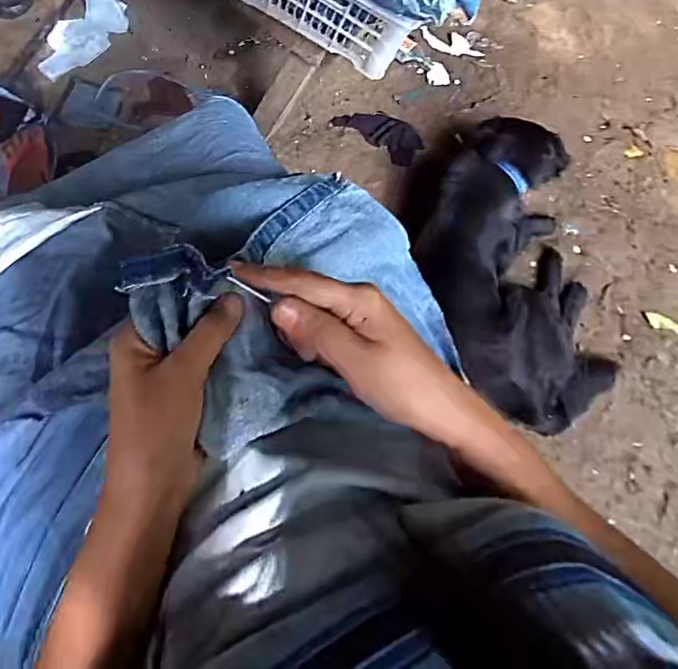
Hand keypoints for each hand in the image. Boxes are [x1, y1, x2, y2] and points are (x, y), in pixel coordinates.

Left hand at [104, 294, 240, 511]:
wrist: (154, 491)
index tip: (232, 278)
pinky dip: (224, 355)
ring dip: (223, 334)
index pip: (165, 297)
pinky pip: (206, 362)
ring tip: (256, 316)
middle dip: (215, 310)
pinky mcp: (184, 390)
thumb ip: (209, 331)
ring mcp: (165, 371)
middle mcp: (146, 349)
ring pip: (198, 340)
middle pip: (184, 317)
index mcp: (133, 339)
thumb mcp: (184, 372)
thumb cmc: (157, 426)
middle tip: (251, 297)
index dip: (196, 286)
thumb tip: (234, 295)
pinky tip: (249, 344)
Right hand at [230, 263, 486, 449]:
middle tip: (256, 310)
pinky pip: (326, 322)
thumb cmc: (401, 386)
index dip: (267, 276)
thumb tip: (278, 305)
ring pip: (316, 307)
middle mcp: (359, 297)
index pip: (303, 282)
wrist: (444, 410)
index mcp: (358, 298)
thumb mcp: (354, 360)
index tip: (234, 269)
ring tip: (291, 343)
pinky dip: (311, 333)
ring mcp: (363, 313)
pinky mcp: (364, 331)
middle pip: (308, 289)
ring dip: (298, 322)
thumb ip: (316, 331)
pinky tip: (309, 349)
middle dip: (281, 298)